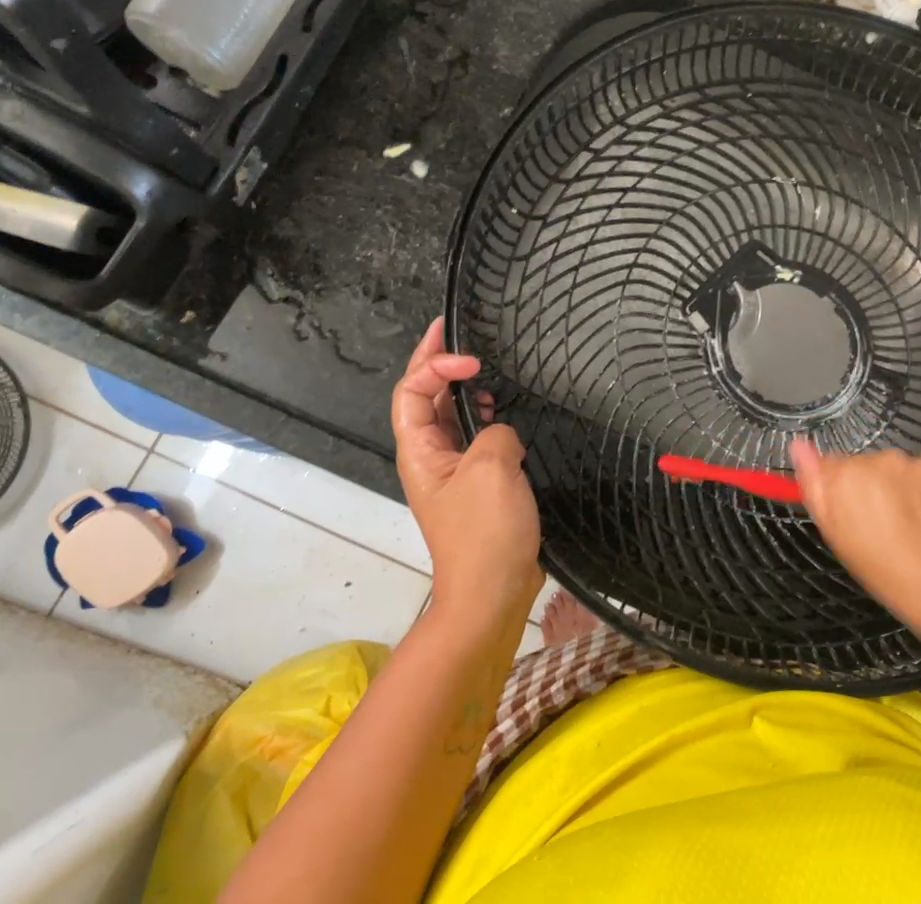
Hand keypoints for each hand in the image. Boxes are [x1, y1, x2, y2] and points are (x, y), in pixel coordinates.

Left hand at [393, 318, 543, 621]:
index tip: (472, 361)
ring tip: (487, 369)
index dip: (434, 365)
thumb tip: (503, 433)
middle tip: (454, 328)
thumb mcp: (492, 467)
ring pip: (452, 418)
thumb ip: (496, 431)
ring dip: (465, 390)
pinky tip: (507, 412)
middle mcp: (431, 457)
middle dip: (437, 362)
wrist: (492, 592)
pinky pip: (476, 440)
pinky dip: (488, 418)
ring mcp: (454, 473)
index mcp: (419, 451)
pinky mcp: (479, 487)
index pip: (412, 391)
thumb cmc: (484, 531)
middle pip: (425, 398)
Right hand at [788, 438, 920, 633]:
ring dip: (901, 491)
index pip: (830, 466)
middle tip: (880, 529)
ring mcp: (919, 464)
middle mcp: (881, 459)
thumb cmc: (885, 569)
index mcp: (846, 473)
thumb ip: (814, 485)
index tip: (848, 515)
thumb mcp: (837, 535)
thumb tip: (798, 445)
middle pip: (867, 467)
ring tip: (911, 530)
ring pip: (901, 472)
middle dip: (870, 489)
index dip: (838, 490)